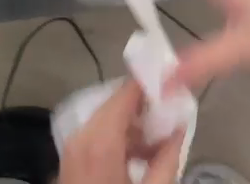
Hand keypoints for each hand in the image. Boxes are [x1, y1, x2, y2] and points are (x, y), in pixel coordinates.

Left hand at [61, 81, 184, 183]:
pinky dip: (118, 141)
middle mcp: (81, 135)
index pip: (127, 91)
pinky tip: (140, 160)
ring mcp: (71, 150)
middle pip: (117, 104)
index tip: (175, 86)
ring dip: (133, 128)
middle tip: (171, 120)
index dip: (152, 84)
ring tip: (159, 146)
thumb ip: (169, 155)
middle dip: (145, 110)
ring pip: (107, 122)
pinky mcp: (69, 164)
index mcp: (100, 139)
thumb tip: (180, 126)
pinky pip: (97, 139)